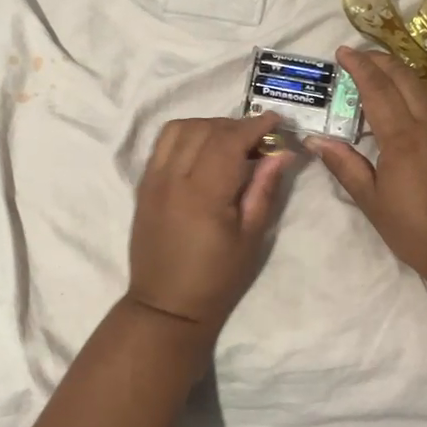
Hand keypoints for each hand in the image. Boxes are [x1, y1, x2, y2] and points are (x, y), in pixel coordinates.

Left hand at [127, 111, 292, 331]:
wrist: (167, 305)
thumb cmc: (217, 278)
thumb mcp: (251, 238)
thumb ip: (264, 189)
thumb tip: (282, 153)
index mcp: (203, 194)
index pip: (229, 140)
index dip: (255, 125)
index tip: (277, 121)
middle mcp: (173, 179)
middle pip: (205, 128)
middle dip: (235, 125)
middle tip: (259, 138)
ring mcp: (153, 179)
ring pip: (179, 128)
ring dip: (208, 125)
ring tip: (230, 142)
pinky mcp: (144, 185)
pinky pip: (163, 143)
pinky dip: (186, 135)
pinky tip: (204, 150)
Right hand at [309, 47, 426, 281]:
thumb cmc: (415, 230)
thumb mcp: (371, 202)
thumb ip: (344, 165)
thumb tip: (316, 140)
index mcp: (402, 137)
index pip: (377, 88)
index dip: (359, 67)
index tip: (343, 52)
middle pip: (404, 77)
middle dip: (380, 61)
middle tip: (360, 55)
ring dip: (404, 74)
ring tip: (386, 72)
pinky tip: (426, 100)